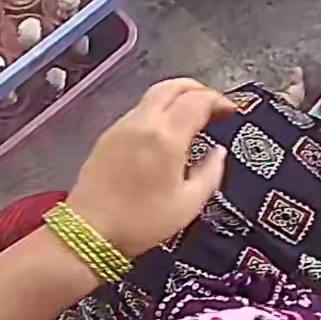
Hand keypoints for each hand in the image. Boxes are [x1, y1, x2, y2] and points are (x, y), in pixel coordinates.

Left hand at [64, 79, 234, 256]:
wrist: (89, 232)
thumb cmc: (141, 222)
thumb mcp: (188, 204)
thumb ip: (210, 173)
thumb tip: (218, 152)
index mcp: (165, 136)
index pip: (197, 100)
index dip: (219, 100)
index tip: (231, 112)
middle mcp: (141, 123)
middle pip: (171, 87)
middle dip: (196, 89)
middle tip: (212, 105)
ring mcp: (119, 128)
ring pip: (151, 98)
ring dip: (174, 100)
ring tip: (189, 120)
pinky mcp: (105, 138)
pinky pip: (136, 113)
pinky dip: (155, 113)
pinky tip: (162, 135)